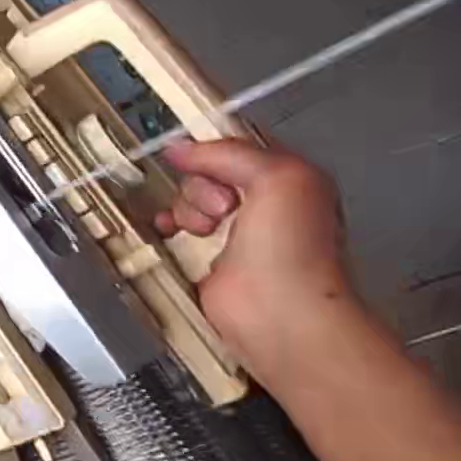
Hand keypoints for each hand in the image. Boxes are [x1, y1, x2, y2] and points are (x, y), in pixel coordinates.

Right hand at [154, 139, 357, 369]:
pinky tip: (170, 231)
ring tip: (206, 228)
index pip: (237, 146)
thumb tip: (180, 149)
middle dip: (203, 185)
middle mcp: (259, 203)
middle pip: (206, 173)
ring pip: (188, 200)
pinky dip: (168, 227)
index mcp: (286, 178)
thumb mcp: (276, 177)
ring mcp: (230, 232)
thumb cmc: (292, 251)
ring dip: (187, 208)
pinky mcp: (204, 260)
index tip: (193, 154)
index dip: (213, 146)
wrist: (277, 314)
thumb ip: (229, 153)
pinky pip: (176, 231)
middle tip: (222, 208)